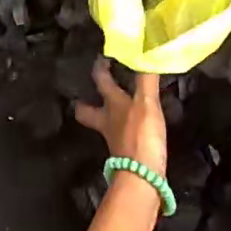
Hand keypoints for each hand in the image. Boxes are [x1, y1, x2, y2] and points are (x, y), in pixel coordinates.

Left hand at [73, 56, 167, 174]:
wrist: (142, 177)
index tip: (100, 58)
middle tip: (86, 93)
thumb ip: (146, 80)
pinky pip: (119, 136)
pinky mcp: (125, 154)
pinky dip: (122, 130)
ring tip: (114, 109)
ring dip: (106, 116)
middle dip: (84, 102)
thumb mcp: (146, 104)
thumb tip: (146, 53)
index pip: (100, 81)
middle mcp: (107, 121)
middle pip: (87, 110)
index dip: (99, 68)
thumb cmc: (141, 136)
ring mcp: (114, 138)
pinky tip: (131, 129)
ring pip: (103, 123)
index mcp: (111, 105)